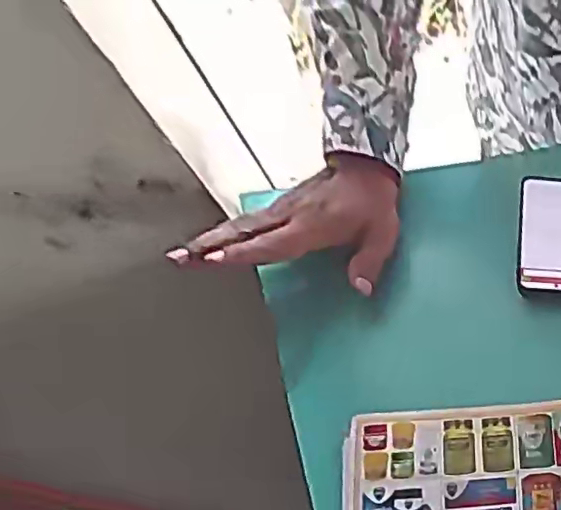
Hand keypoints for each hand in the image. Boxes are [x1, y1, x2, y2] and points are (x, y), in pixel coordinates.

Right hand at [167, 152, 401, 295]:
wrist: (365, 168)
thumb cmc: (374, 205)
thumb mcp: (381, 237)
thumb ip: (368, 263)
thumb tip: (361, 290)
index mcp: (311, 226)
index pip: (271, 243)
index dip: (243, 253)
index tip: (212, 259)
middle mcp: (290, 215)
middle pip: (244, 232)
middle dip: (210, 245)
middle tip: (178, 258)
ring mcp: (284, 208)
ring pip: (242, 224)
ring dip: (213, 237)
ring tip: (186, 252)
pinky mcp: (285, 204)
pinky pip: (253, 220)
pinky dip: (231, 230)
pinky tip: (218, 239)